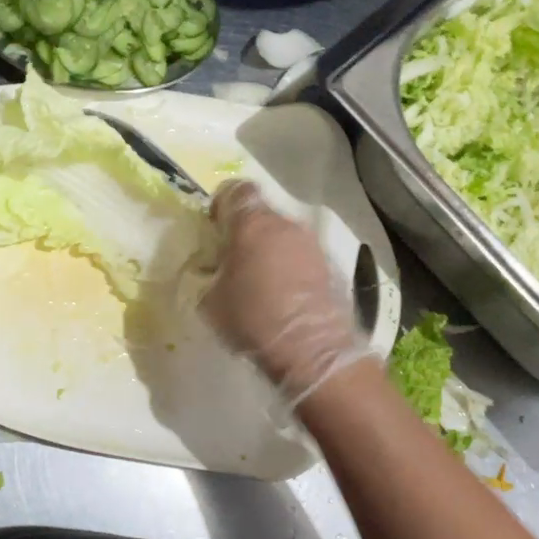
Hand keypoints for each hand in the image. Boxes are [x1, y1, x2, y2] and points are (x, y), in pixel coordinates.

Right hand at [201, 180, 368, 404]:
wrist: (309, 348)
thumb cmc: (251, 319)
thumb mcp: (211, 299)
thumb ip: (212, 272)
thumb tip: (216, 267)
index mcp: (251, 225)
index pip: (236, 189)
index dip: (223, 203)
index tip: (215, 226)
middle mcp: (285, 224)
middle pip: (261, 213)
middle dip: (245, 230)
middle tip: (232, 258)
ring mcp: (310, 242)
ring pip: (281, 234)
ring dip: (268, 248)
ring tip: (257, 278)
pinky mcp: (327, 264)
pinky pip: (298, 255)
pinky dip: (287, 265)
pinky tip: (279, 292)